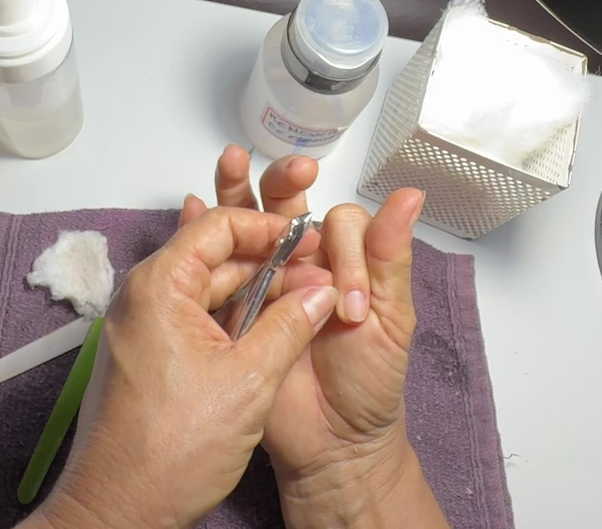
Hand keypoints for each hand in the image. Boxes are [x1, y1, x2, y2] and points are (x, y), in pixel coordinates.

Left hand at [28, 206, 340, 528]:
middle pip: (214, 254)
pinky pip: (198, 314)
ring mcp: (145, 322)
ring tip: (303, 298)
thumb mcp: (248, 382)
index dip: (266, 228)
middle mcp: (145, 294)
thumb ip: (290, 325)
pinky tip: (271, 325)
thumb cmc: (167, 453)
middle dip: (267, 261)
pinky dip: (235, 316)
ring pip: (209, 286)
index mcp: (159, 284)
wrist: (117, 515)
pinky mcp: (150, 349)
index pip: (217, 226)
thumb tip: (321, 290)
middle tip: (314, 270)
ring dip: (255, 291)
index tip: (304, 239)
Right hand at [184, 146, 448, 528]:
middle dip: (283, 181)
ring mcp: (260, 280)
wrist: (334, 443)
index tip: (351, 307)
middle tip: (296, 170)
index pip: (334, 223)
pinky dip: (198, 230)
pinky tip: (191, 205)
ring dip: (235, 188)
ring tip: (230, 159)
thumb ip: (390, 256)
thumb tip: (410, 194)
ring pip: (246, 223)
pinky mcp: (231, 307)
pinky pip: (213, 265)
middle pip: (284, 205)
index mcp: (338, 256)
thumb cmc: (370, 379)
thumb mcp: (391, 316)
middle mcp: (297, 258)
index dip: (343, 254)